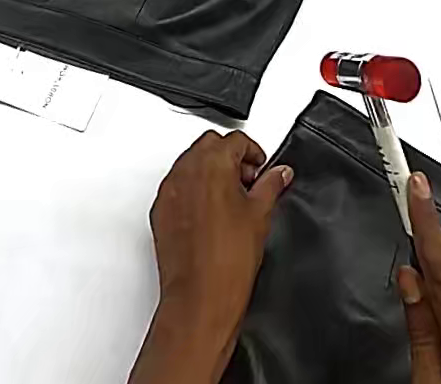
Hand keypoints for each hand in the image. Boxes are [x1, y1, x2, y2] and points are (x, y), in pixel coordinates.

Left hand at [128, 131, 293, 383]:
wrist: (200, 298)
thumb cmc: (227, 261)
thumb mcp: (260, 214)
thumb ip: (271, 184)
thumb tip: (280, 173)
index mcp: (213, 163)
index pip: (235, 140)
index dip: (253, 152)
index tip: (260, 166)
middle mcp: (187, 170)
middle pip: (210, 145)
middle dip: (230, 156)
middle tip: (248, 179)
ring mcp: (170, 188)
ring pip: (191, 162)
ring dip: (210, 170)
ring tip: (230, 197)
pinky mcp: (160, 208)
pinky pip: (177, 185)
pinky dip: (193, 189)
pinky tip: (210, 212)